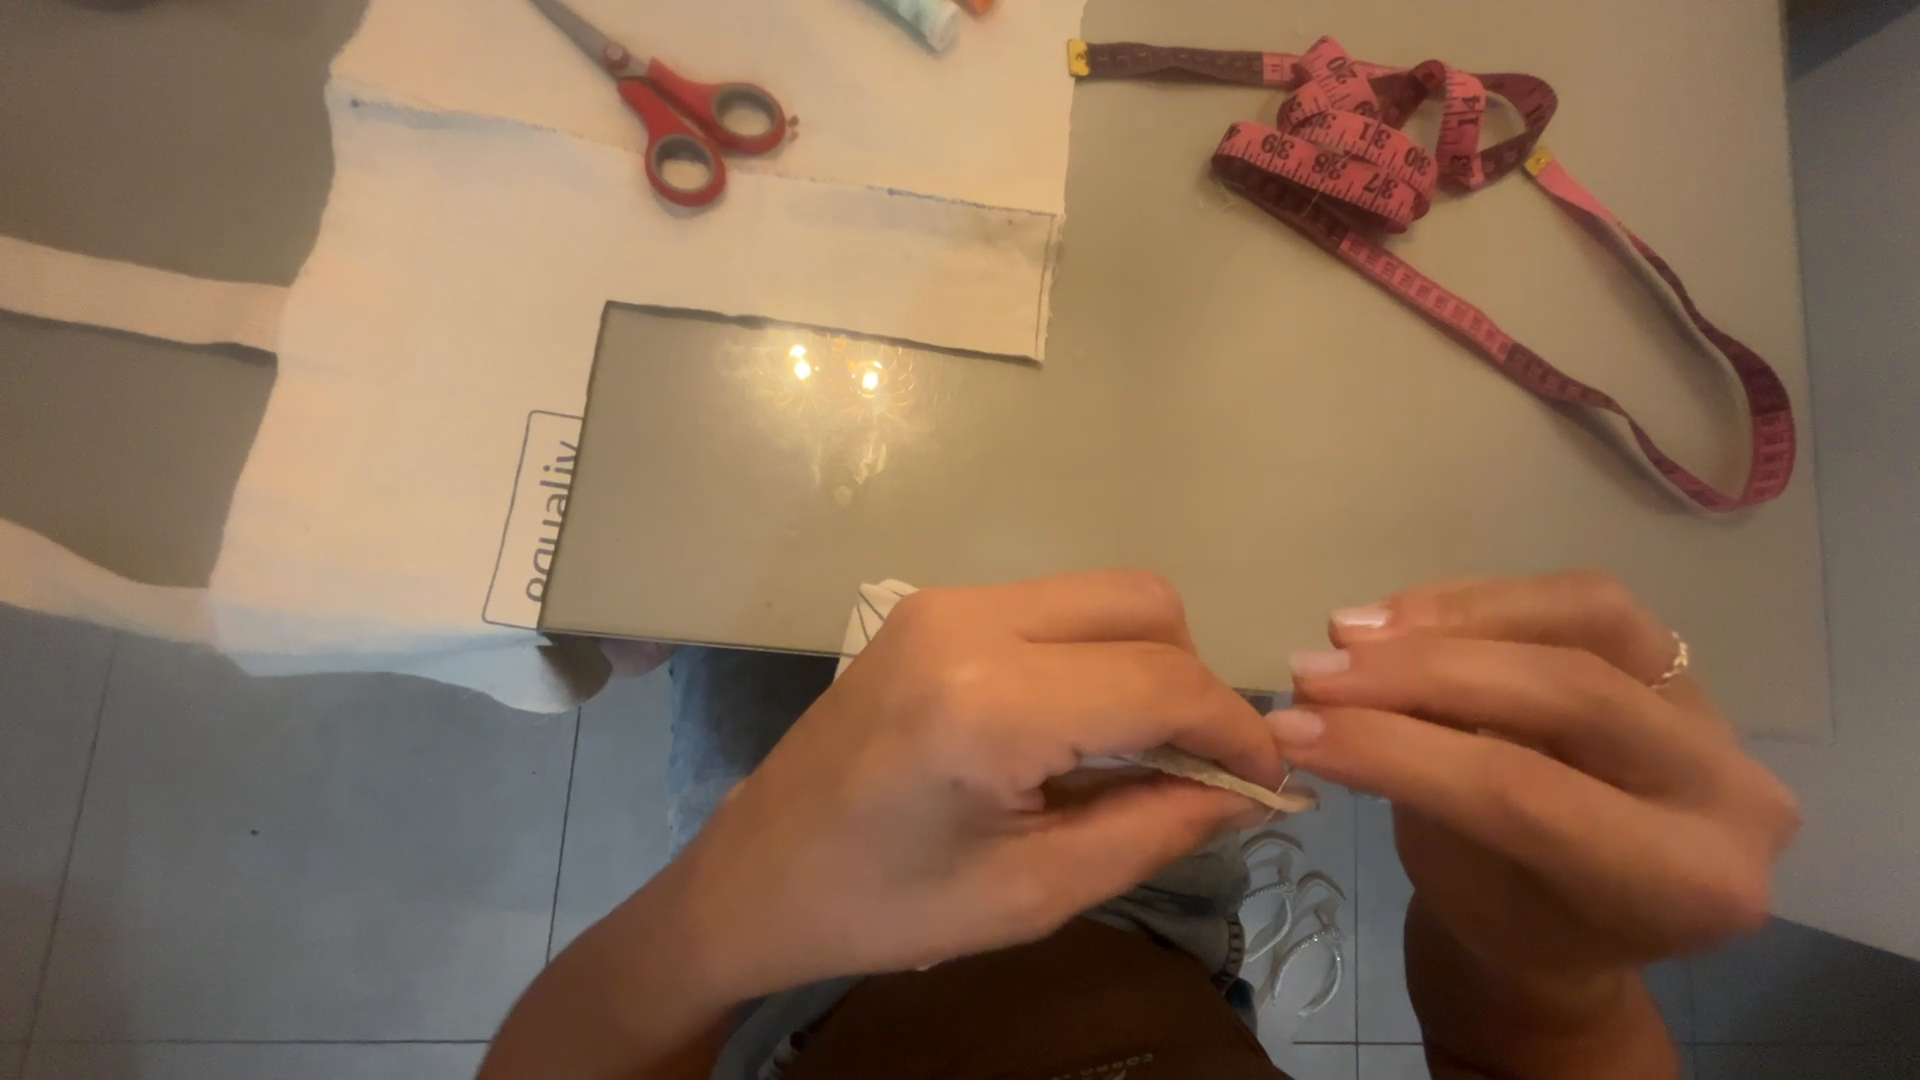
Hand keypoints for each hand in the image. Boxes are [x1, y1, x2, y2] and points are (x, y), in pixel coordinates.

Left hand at [670, 571, 1286, 998]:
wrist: (759, 869)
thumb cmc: (885, 906)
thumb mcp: (1034, 891)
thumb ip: (1155, 827)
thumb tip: (1245, 789)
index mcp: (989, 703)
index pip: (1162, 681)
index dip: (1234, 728)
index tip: (1266, 779)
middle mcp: (970, 622)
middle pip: (1143, 604)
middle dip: (1191, 681)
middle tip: (1190, 763)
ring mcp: (945, 601)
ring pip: (1101, 595)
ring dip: (1144, 660)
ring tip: (1133, 745)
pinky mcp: (932, 606)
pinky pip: (1051, 606)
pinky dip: (1092, 652)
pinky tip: (1074, 719)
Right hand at [1275, 571, 1800, 998]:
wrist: (1559, 906)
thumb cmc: (1496, 907)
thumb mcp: (1449, 872)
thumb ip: (1403, 783)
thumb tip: (1309, 709)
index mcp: (1683, 884)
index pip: (1522, 792)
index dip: (1392, 748)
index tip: (1289, 727)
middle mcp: (1729, 792)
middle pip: (1563, 690)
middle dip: (1415, 671)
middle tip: (1312, 671)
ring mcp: (1708, 712)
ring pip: (1584, 615)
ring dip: (1446, 613)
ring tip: (1347, 629)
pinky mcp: (1668, 660)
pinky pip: (1573, 600)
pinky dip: (1467, 599)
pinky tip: (1392, 617)